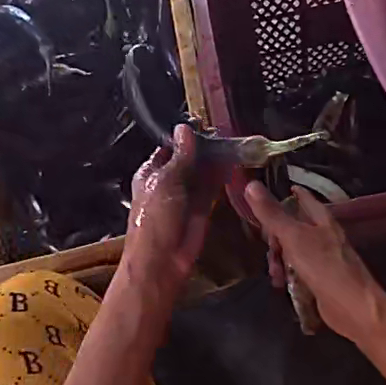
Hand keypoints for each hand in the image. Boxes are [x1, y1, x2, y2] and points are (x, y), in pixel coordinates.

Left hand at [120, 126, 222, 303]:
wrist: (161, 261)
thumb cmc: (155, 219)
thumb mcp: (166, 182)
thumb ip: (180, 156)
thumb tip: (184, 128)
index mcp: (151, 173)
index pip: (170, 148)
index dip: (185, 137)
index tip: (205, 122)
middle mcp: (169, 182)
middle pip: (189, 159)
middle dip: (205, 148)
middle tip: (226, 132)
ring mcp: (186, 196)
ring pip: (202, 173)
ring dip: (215, 161)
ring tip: (234, 143)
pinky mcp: (201, 209)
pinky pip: (212, 188)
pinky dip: (222, 176)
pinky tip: (234, 163)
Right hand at [242, 182, 385, 346]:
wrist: (352, 306)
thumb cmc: (324, 266)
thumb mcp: (293, 237)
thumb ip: (272, 213)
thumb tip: (251, 184)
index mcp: (321, 218)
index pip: (301, 197)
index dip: (283, 195)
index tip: (262, 200)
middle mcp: (323, 234)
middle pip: (293, 226)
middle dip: (275, 235)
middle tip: (266, 244)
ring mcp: (323, 257)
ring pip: (293, 249)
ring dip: (279, 258)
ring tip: (274, 272)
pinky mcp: (320, 278)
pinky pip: (298, 270)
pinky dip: (287, 274)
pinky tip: (281, 283)